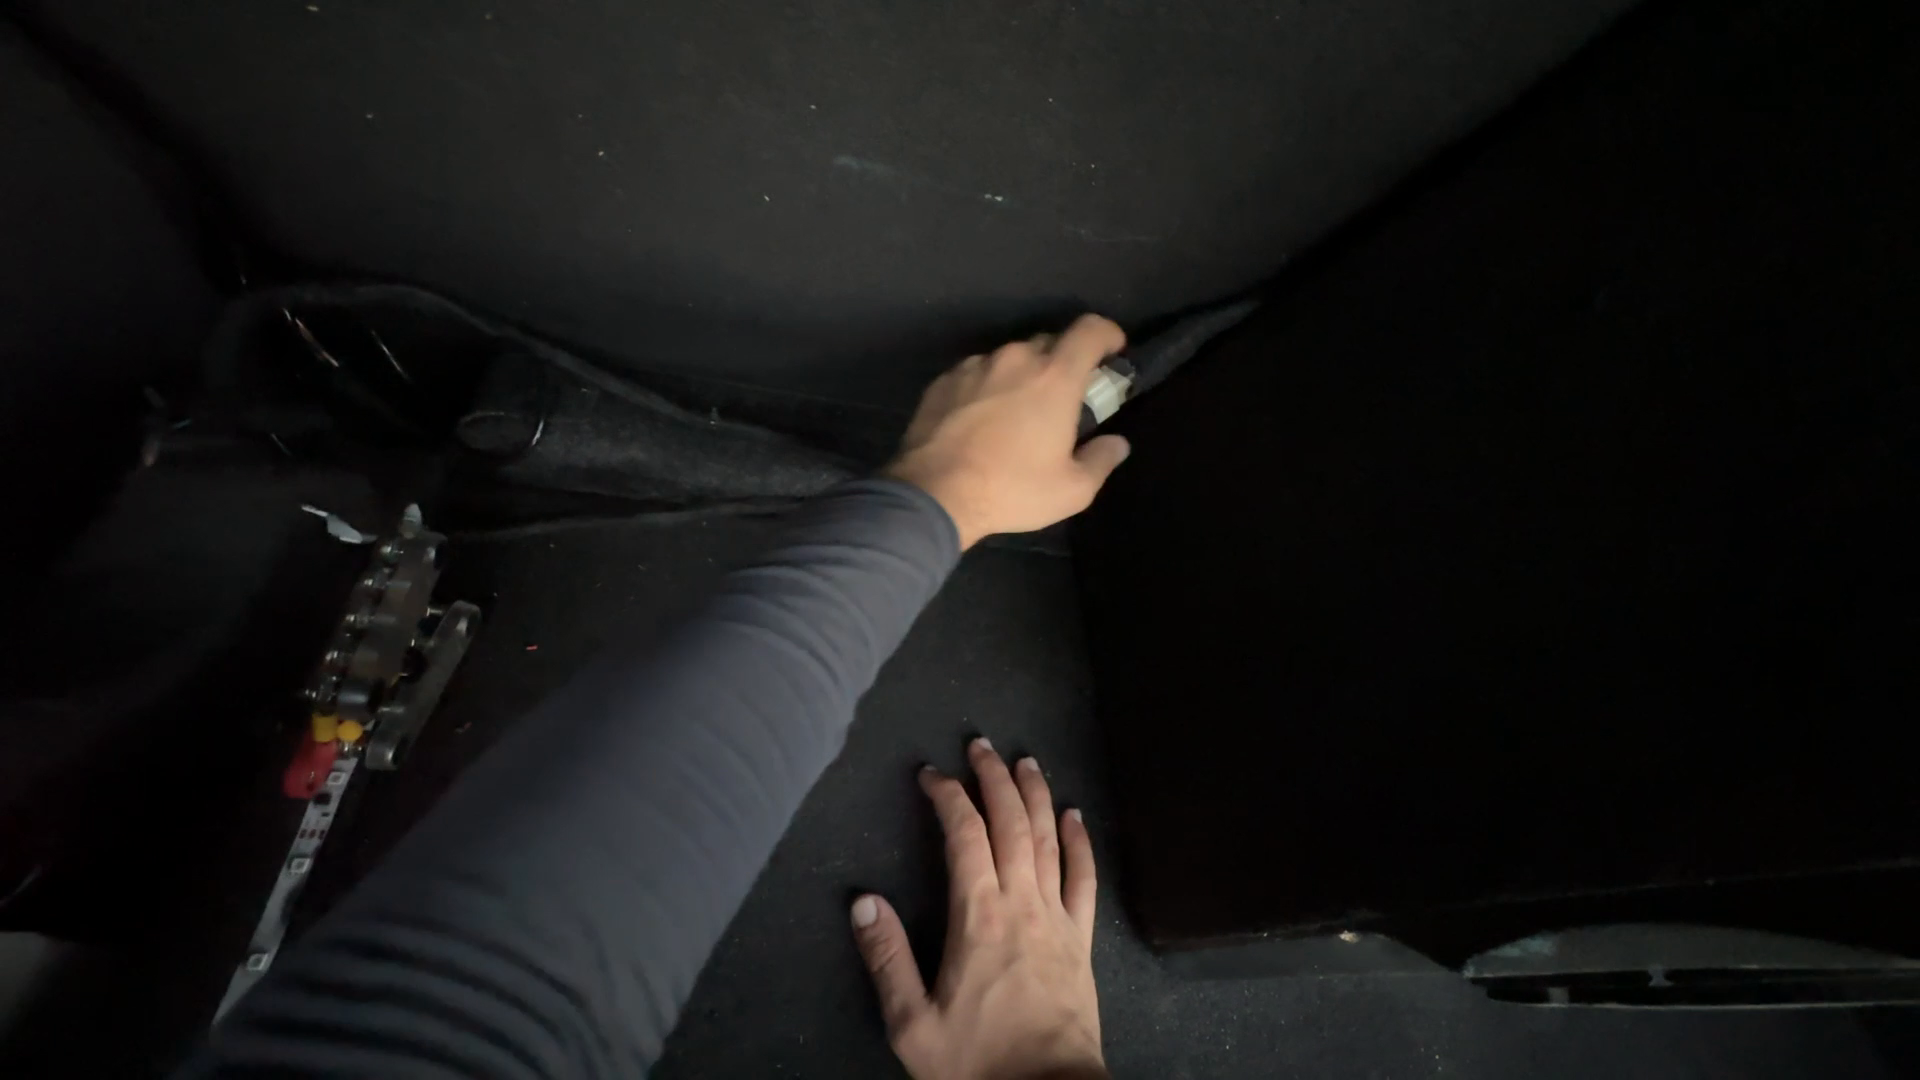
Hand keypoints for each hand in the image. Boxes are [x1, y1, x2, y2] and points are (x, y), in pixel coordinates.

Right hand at [850, 740, 1105, 1079]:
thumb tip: (863, 901)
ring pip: (1048, 838)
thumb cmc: (978, 1063)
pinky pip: (1085, 878)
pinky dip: (1080, 842)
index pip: (963, 834)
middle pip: (1010, 821)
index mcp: (978, 915)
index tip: (931, 774)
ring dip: (1036, 794)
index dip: (948, 795)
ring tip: (1026, 762)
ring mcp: (1056, 916)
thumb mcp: (913, 1024)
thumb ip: (887, 959)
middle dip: (994, 777)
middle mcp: (1021, 901)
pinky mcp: (1082, 938)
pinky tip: (1075, 816)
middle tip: (981, 745)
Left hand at [887, 315, 1132, 548]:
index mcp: (1055, 376)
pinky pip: (976, 373)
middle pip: (1049, 342)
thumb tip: (1117, 443)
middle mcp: (1015, 358)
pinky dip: (987, 388)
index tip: (1113, 352)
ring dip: (1021, 377)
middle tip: (1062, 399)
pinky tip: (980, 420)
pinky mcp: (943, 380)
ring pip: (1009, 359)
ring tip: (1015, 414)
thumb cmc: (1011, 490)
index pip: (1090, 330)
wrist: (934, 495)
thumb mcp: (1072, 490)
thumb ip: (1101, 460)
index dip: (1107, 335)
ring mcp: (974, 366)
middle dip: (1062, 363)